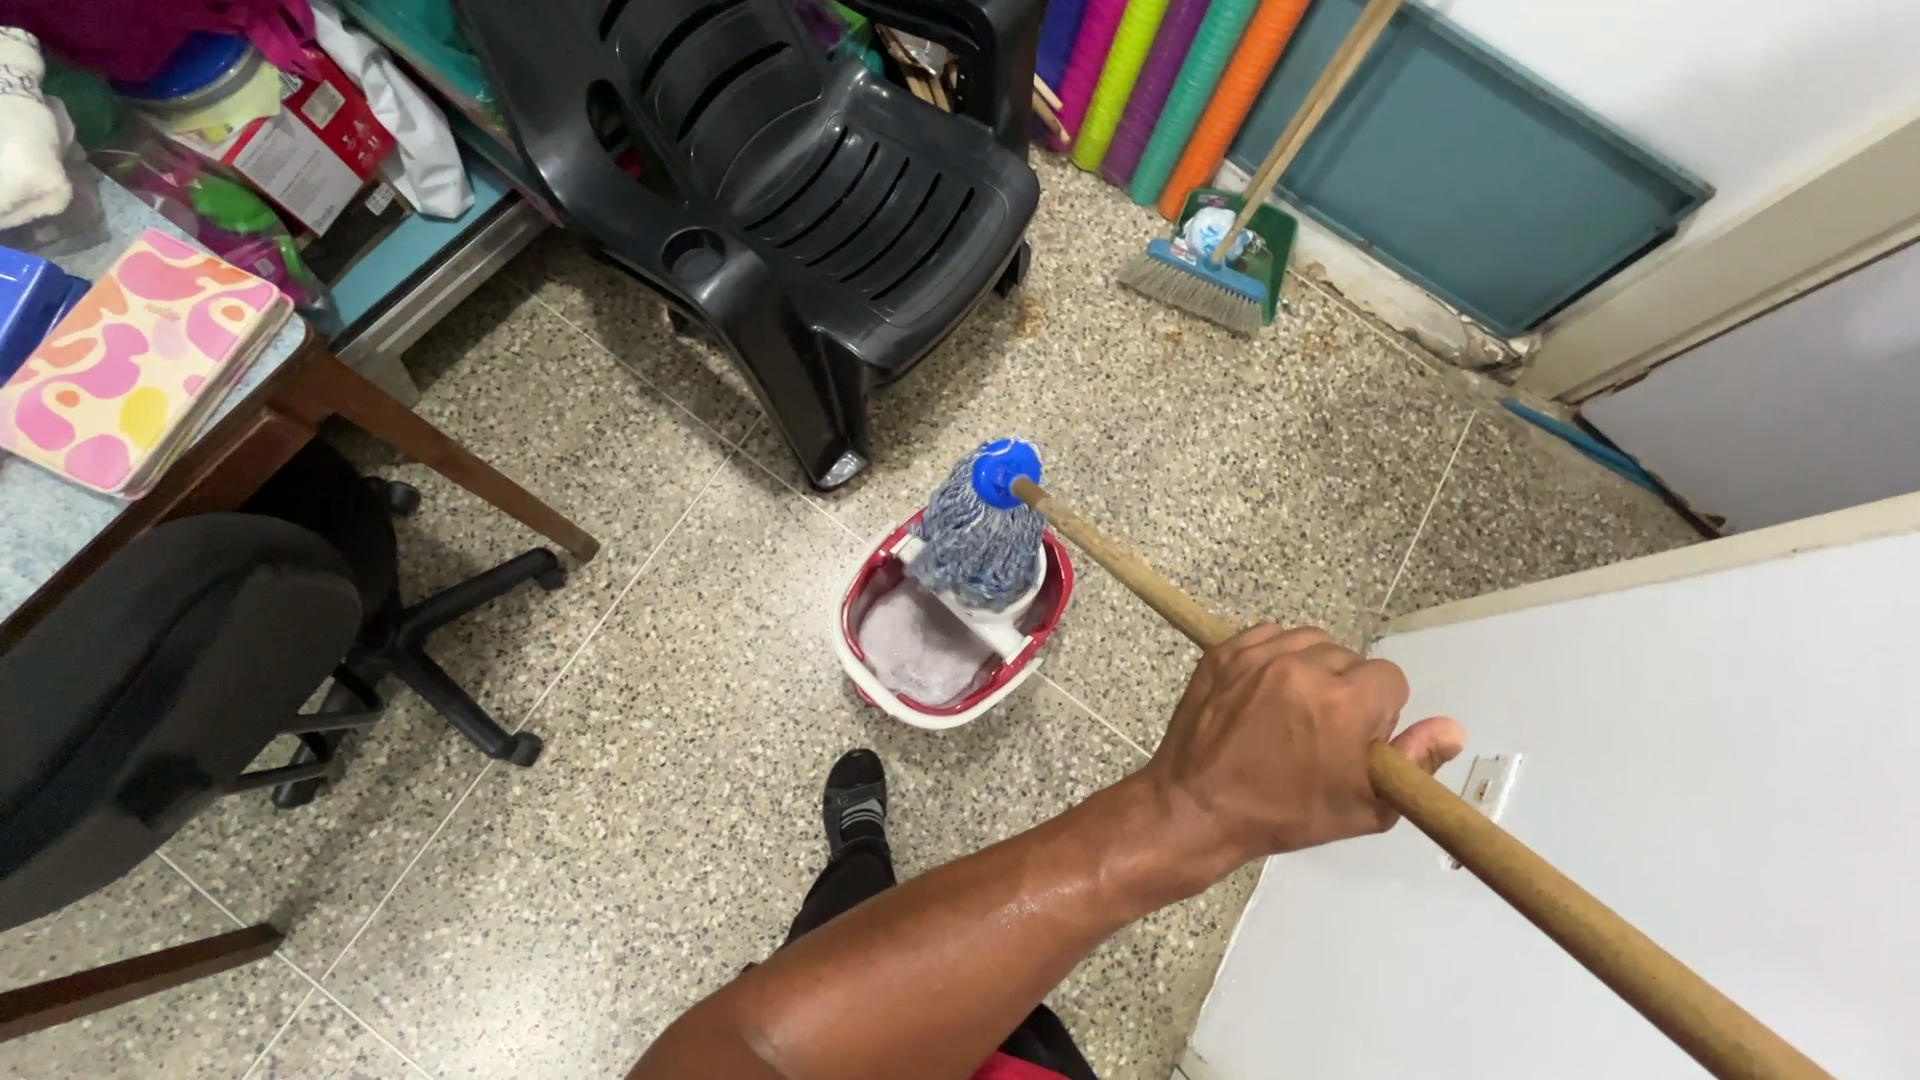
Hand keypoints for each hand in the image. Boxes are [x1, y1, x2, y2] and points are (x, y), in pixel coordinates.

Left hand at [1140, 624, 1465, 870]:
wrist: (1198, 805)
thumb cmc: (1283, 813)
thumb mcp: (1365, 806)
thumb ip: (1414, 761)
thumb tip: (1450, 727)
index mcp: (1345, 703)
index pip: (1389, 678)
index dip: (1379, 709)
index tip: (1355, 735)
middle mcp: (1303, 668)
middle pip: (1348, 658)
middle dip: (1345, 688)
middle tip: (1320, 727)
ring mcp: (1257, 656)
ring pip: (1308, 641)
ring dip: (1310, 666)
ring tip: (1292, 705)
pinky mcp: (1223, 652)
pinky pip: (1266, 634)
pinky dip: (1273, 654)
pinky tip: (1265, 687)